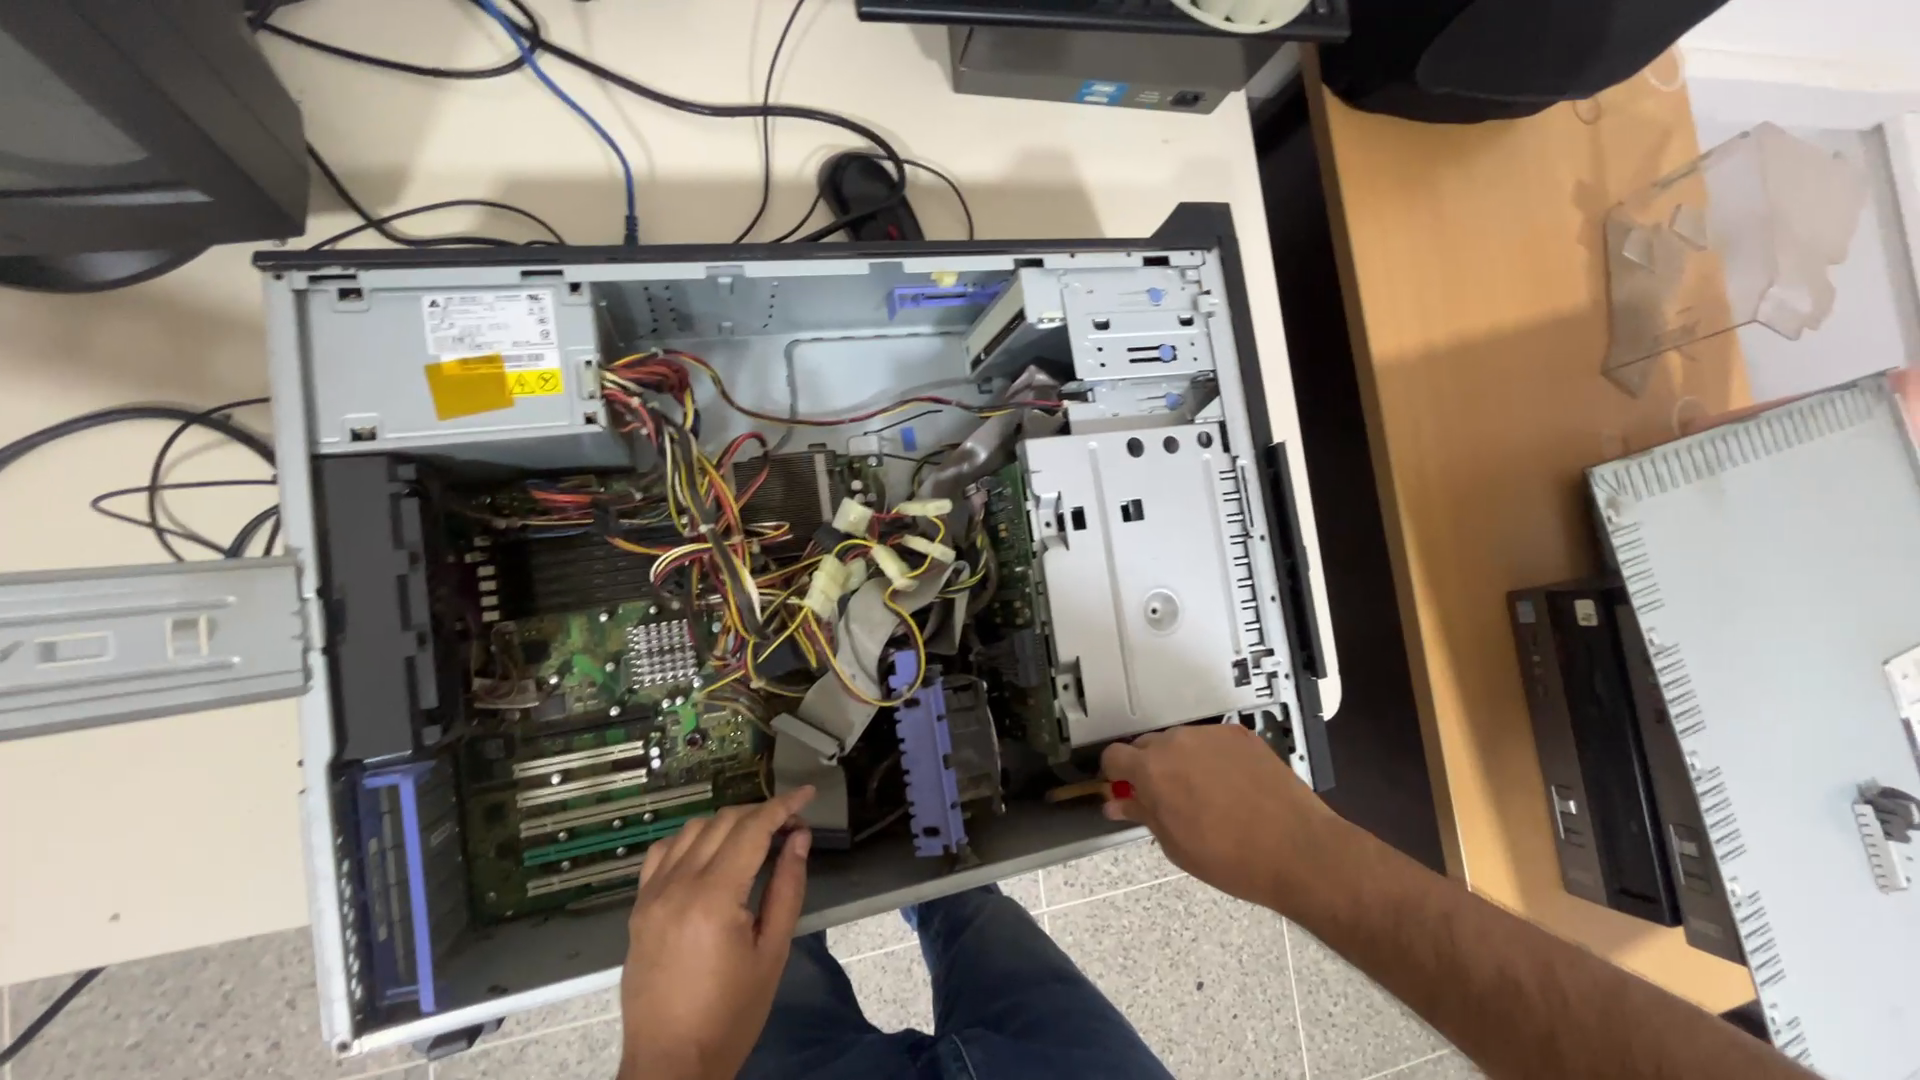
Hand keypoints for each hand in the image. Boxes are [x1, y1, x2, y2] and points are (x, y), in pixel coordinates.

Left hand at [617, 787, 814, 1079]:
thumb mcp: (772, 952)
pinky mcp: (638, 908)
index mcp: (714, 898)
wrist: (670, 1063)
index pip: (752, 829)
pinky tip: (710, 850)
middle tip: (790, 825)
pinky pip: (663, 852)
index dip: (782, 806)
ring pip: (692, 830)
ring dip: (727, 822)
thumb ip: (787, 888)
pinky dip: (691, 839)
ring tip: (756, 836)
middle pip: (723, 822)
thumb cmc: (731, 1014)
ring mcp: (652, 895)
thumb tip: (799, 839)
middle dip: (761, 812)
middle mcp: (677, 885)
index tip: (806, 793)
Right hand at [1100, 724, 1341, 912]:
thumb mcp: (1175, 845)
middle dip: (1148, 768)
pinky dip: (1212, 757)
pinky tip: (1230, 786)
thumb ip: (1143, 815)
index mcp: (1152, 769)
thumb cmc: (1230, 858)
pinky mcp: (1240, 735)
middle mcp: (1176, 742)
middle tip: (1167, 799)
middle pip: (1146, 745)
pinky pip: (1212, 741)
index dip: (1117, 775)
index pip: (1114, 756)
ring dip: (1181, 761)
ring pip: (1180, 742)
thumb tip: (1117, 804)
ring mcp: (1211, 735)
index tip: (1127, 791)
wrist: (1297, 850)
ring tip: (1204, 795)